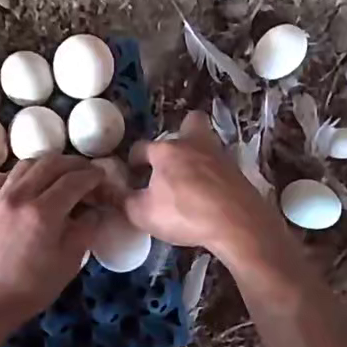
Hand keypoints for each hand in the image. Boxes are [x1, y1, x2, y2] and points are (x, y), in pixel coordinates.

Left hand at [0, 155, 102, 332]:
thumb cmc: (32, 288)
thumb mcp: (69, 262)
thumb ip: (85, 230)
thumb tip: (94, 211)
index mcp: (44, 212)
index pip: (74, 180)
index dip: (92, 176)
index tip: (102, 177)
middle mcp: (20, 196)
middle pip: (50, 164)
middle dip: (73, 164)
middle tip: (86, 172)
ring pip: (25, 165)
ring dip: (47, 165)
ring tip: (60, 175)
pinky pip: (1, 179)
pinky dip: (18, 175)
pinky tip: (26, 185)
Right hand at [125, 112, 285, 263]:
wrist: (237, 223)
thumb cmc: (184, 214)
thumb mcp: (142, 213)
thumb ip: (122, 200)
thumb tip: (107, 191)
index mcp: (166, 151)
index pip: (141, 147)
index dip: (133, 161)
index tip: (132, 174)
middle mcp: (194, 145)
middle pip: (190, 123)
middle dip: (180, 134)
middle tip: (172, 158)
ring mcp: (220, 156)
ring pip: (208, 144)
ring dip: (198, 156)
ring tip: (189, 180)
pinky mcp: (239, 173)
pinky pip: (220, 167)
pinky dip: (213, 176)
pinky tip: (208, 194)